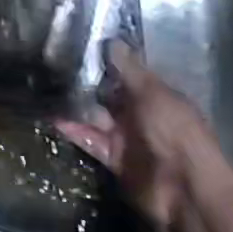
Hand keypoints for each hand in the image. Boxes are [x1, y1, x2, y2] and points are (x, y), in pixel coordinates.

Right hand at [58, 43, 224, 226]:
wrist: (186, 191)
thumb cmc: (174, 132)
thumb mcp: (153, 93)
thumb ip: (128, 68)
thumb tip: (111, 39)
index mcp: (156, 96)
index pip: (126, 73)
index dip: (104, 60)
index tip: (74, 43)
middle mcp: (141, 114)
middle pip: (108, 94)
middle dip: (84, 81)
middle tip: (51, 63)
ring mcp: (128, 137)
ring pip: (96, 116)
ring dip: (75, 105)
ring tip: (46, 88)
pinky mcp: (115, 158)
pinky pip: (91, 140)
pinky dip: (74, 130)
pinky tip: (53, 117)